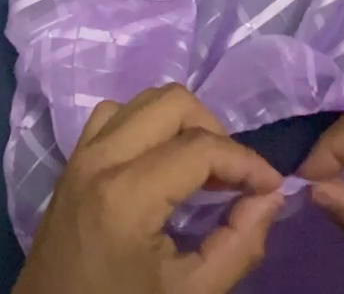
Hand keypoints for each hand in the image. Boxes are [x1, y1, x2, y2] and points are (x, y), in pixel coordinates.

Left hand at [14, 83, 285, 293]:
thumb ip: (238, 245)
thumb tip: (271, 197)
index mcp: (126, 196)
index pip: (201, 148)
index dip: (247, 162)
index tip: (272, 186)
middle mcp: (100, 158)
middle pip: (173, 102)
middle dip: (214, 131)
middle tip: (232, 176)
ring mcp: (81, 154)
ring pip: (143, 99)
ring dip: (180, 122)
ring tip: (200, 169)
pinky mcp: (72, 159)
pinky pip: (114, 113)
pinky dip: (146, 123)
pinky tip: (160, 160)